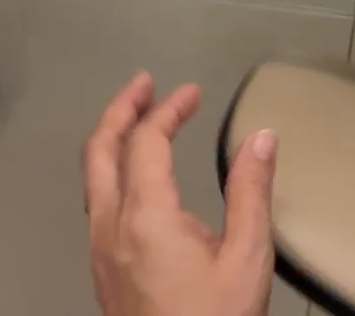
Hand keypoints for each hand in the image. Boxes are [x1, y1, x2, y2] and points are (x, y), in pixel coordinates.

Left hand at [84, 73, 277, 315]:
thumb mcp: (248, 255)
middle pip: (99, 153)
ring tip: (139, 116)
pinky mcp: (105, 271)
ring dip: (113, 137)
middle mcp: (111, 230)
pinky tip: (137, 173)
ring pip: (92, 179)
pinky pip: (98, 201)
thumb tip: (262, 137)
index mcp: (145, 219)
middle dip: (120, 111)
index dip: (168, 110)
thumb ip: (252, 190)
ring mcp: (101, 253)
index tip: (193, 93)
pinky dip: (114, 167)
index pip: (145, 143)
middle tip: (144, 84)